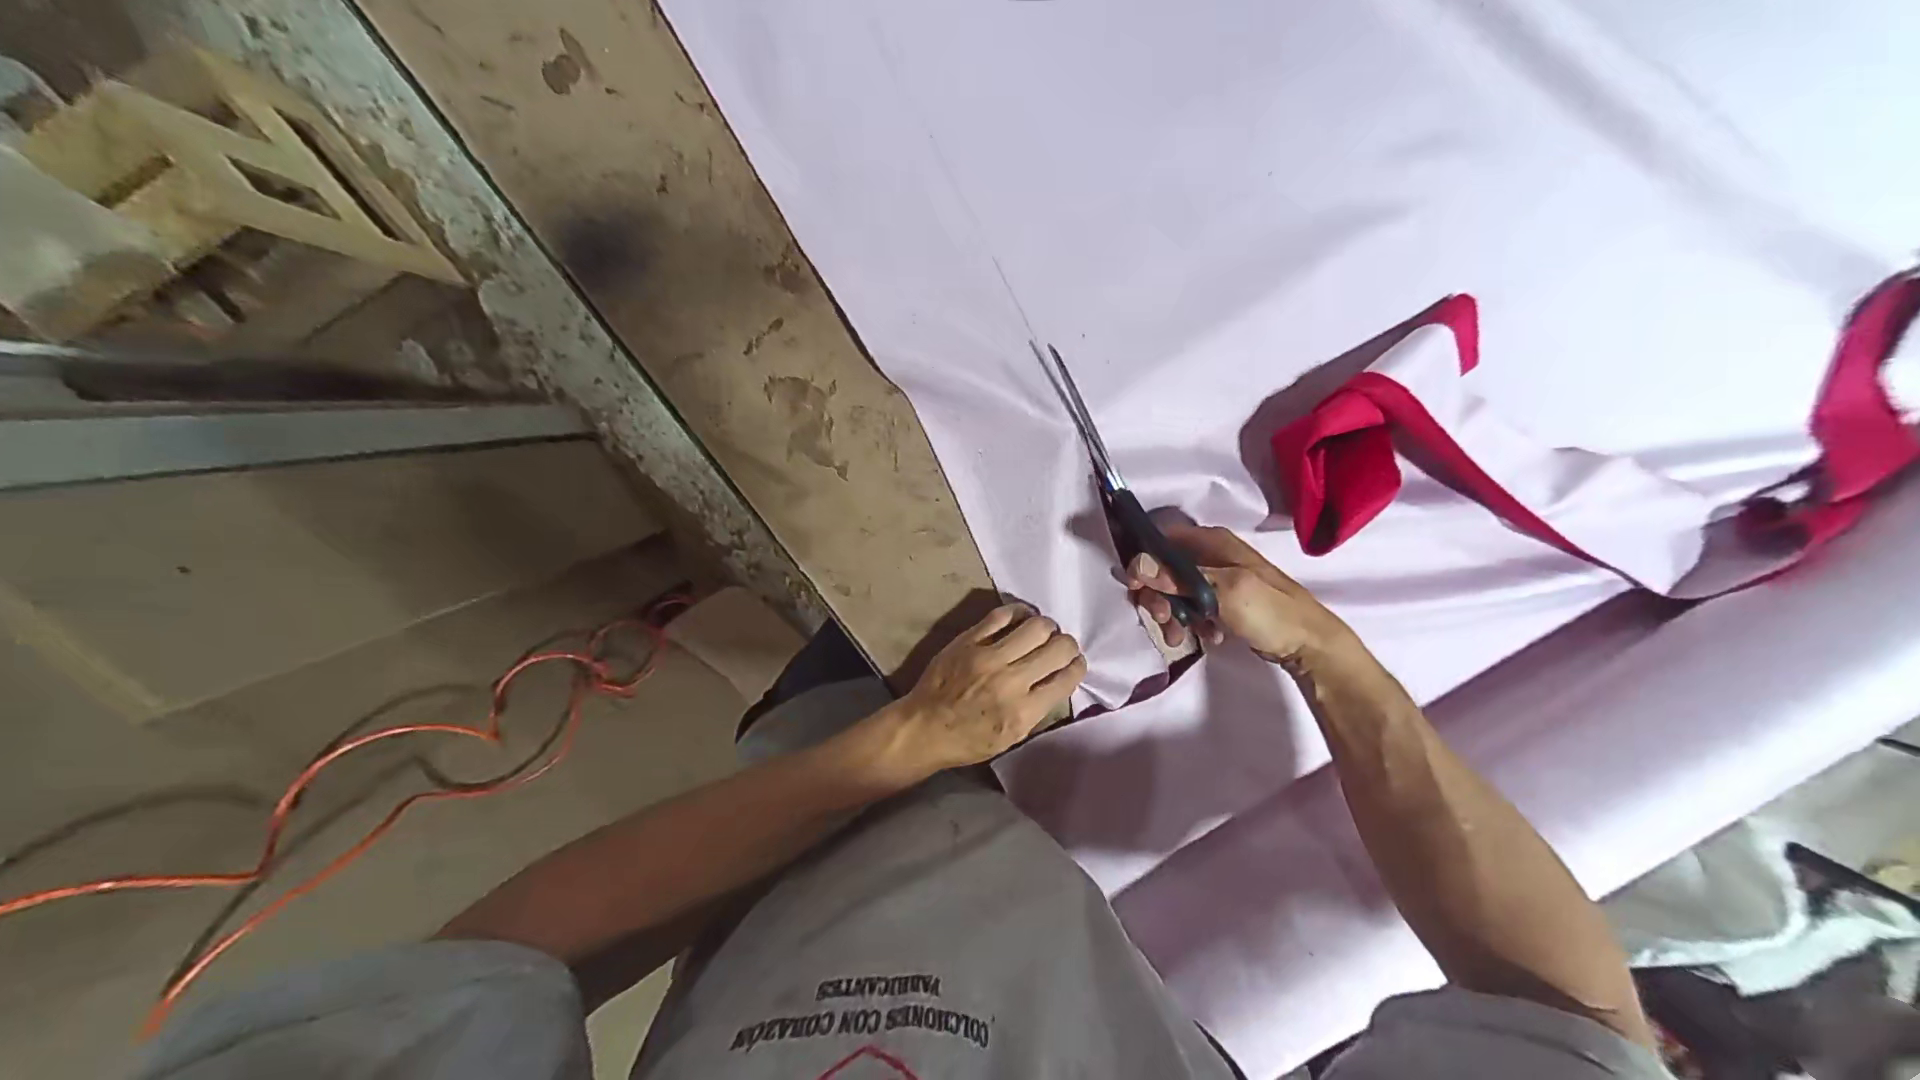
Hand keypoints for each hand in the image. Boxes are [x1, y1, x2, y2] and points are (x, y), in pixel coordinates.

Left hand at [878, 604, 1086, 776]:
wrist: (924, 728)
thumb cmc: (968, 740)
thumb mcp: (1013, 737)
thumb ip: (1038, 708)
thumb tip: (1058, 679)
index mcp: (1024, 711)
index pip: (1067, 678)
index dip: (1077, 666)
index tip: (1075, 663)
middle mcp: (1011, 680)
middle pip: (1059, 647)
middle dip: (1068, 645)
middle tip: (1061, 646)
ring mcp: (988, 656)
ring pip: (1037, 626)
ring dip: (1047, 627)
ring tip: (1043, 632)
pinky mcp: (969, 640)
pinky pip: (1003, 614)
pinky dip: (1019, 612)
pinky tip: (1023, 617)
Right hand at [1126, 522, 1360, 673]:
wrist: (1309, 646)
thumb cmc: (1271, 612)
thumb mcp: (1223, 591)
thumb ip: (1179, 577)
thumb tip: (1137, 564)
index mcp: (1212, 542)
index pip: (1161, 538)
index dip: (1143, 559)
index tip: (1135, 586)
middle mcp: (1211, 554)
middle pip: (1163, 568)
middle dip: (1157, 595)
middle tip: (1163, 618)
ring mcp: (1216, 578)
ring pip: (1174, 590)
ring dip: (1171, 614)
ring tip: (1181, 637)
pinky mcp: (1220, 601)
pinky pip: (1190, 607)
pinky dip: (1190, 622)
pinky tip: (1205, 637)